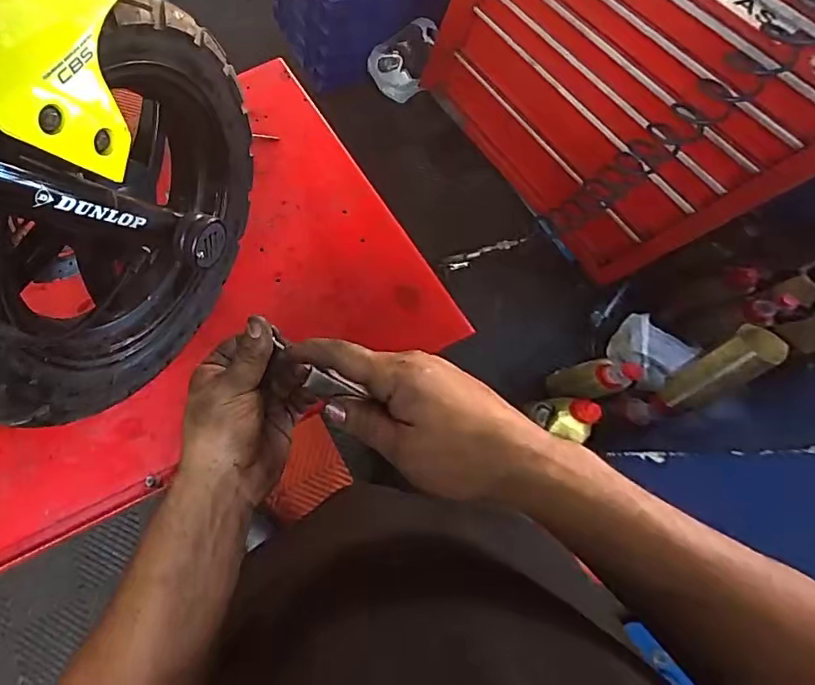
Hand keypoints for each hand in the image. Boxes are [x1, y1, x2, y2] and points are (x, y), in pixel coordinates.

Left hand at [179, 316, 300, 508]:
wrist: (231, 483)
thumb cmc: (219, 431)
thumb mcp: (232, 387)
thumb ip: (251, 355)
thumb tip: (258, 320)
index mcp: (218, 369)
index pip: (245, 342)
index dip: (263, 339)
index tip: (281, 339)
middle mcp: (241, 380)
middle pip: (269, 357)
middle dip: (285, 355)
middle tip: (301, 356)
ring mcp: (263, 398)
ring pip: (285, 374)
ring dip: (297, 371)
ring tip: (308, 371)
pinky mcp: (282, 415)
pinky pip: (298, 395)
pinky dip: (307, 388)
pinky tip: (316, 382)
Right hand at [287, 339, 570, 504]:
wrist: (527, 463)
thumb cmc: (461, 460)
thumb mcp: (403, 450)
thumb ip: (363, 422)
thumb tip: (330, 403)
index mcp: (399, 371)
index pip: (344, 354)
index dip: (313, 351)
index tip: (287, 351)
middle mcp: (416, 359)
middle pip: (365, 363)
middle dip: (337, 375)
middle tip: (311, 394)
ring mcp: (436, 367)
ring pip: (386, 374)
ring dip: (364, 388)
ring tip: (349, 413)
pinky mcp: (449, 380)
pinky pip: (406, 380)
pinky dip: (387, 393)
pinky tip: (388, 416)